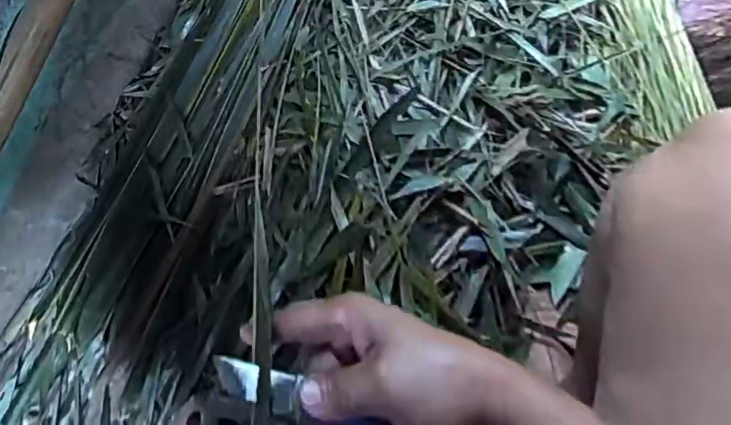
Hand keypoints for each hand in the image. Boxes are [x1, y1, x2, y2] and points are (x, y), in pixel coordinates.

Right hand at [258, 294, 597, 424]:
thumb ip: (335, 391)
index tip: (240, 344)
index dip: (268, 330)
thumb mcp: (381, 386)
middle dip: (304, 386)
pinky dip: (348, 411)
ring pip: (332, 383)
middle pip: (313, 359)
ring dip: (330, 405)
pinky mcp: (387, 384)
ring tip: (337, 418)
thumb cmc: (431, 378)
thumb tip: (298, 395)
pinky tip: (354, 421)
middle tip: (298, 413)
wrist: (489, 397)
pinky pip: (354, 397)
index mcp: (350, 316)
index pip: (297, 318)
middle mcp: (356, 332)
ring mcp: (372, 359)